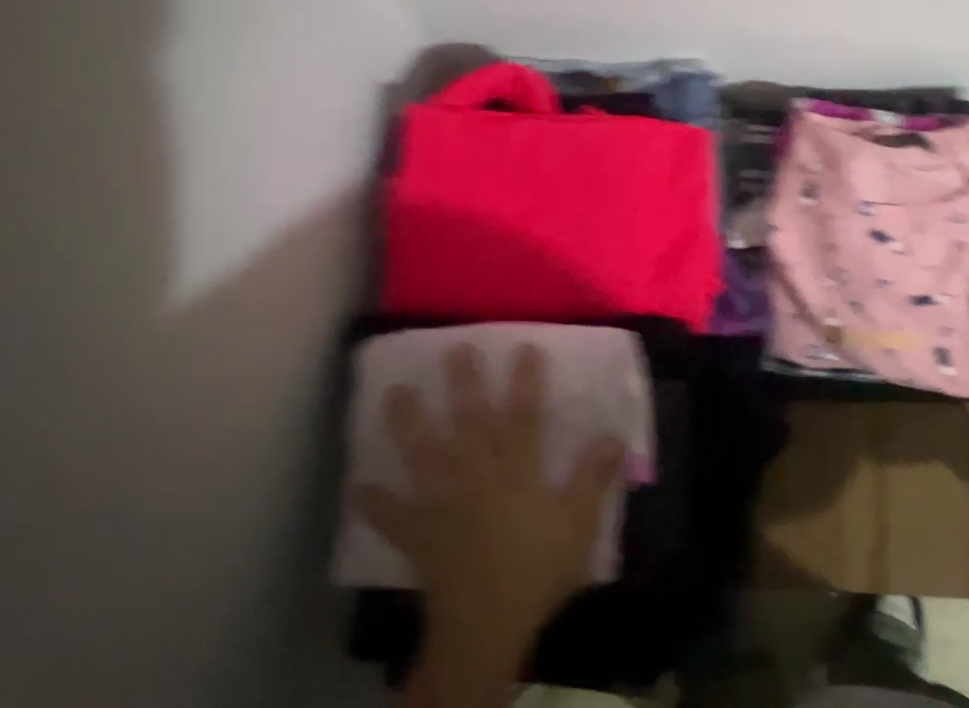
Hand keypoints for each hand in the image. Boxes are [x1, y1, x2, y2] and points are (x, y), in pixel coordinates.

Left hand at [353, 343, 625, 704]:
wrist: (488, 621)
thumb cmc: (539, 568)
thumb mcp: (580, 522)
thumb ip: (593, 477)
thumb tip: (613, 436)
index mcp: (518, 471)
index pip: (524, 416)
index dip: (525, 381)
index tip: (523, 347)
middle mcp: (478, 476)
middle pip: (470, 423)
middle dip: (463, 385)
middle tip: (454, 349)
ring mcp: (443, 503)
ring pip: (424, 455)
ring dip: (408, 423)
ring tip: (394, 393)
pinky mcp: (419, 534)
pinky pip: (391, 516)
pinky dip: (373, 503)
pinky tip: (355, 487)